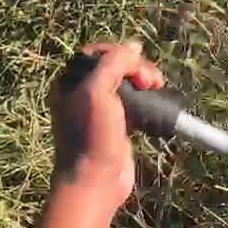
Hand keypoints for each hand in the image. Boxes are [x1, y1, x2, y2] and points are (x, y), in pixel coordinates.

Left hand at [49, 42, 166, 211]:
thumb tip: (135, 46)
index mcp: (70, 82)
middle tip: (151, 80)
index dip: (120, 54)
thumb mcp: (97, 91)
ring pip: (127, 81)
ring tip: (157, 87)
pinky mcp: (117, 123)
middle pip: (115, 65)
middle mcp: (83, 92)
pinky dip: (146, 97)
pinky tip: (154, 100)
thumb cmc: (92, 134)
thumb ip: (114, 63)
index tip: (135, 66)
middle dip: (137, 67)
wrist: (96, 181)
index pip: (98, 52)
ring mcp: (100, 108)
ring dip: (144, 79)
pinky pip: (133, 100)